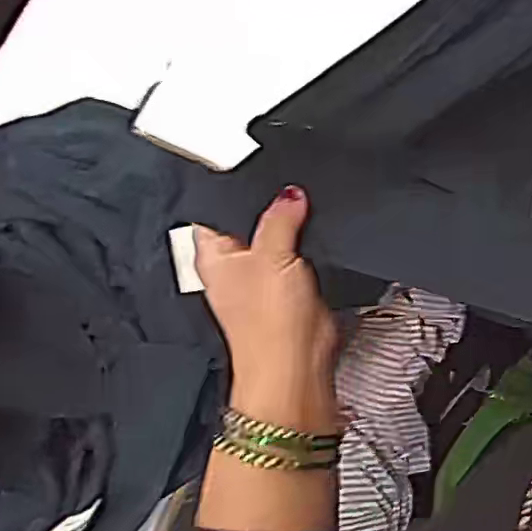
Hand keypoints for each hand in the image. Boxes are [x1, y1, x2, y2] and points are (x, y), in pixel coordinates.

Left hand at [194, 186, 338, 435]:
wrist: (297, 359)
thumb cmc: (267, 322)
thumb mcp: (272, 255)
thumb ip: (280, 218)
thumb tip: (290, 193)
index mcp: (213, 253)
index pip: (217, 206)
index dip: (237, 188)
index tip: (259, 170)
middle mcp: (236, 264)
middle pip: (254, 220)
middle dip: (274, 207)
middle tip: (291, 192)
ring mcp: (266, 276)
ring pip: (281, 238)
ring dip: (295, 230)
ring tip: (307, 216)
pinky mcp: (295, 287)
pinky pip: (303, 258)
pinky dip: (312, 248)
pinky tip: (318, 242)